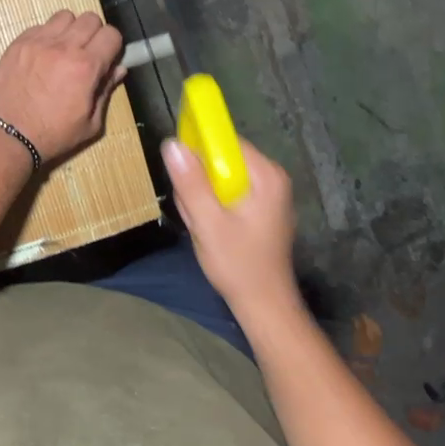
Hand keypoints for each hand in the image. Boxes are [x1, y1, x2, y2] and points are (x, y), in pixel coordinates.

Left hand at [0, 10, 126, 163]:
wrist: (9, 136)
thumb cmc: (53, 135)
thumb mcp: (90, 123)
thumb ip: (106, 91)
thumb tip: (118, 69)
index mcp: (85, 66)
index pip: (112, 34)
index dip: (112, 47)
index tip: (105, 60)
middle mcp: (63, 47)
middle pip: (90, 18)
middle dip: (94, 35)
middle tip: (86, 54)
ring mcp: (38, 42)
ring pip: (64, 16)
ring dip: (70, 30)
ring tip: (63, 50)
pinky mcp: (18, 43)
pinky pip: (40, 26)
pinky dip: (47, 36)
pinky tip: (42, 56)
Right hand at [163, 137, 297, 307]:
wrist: (263, 304)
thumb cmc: (237, 264)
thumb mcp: (208, 224)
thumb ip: (190, 183)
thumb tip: (172, 144)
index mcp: (265, 176)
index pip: (226, 141)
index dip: (199, 151)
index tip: (181, 174)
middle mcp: (272, 178)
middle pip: (223, 159)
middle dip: (200, 181)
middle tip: (194, 212)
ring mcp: (269, 194)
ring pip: (222, 178)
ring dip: (203, 197)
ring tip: (201, 225)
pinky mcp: (262, 209)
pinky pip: (229, 193)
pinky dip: (213, 206)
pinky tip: (209, 229)